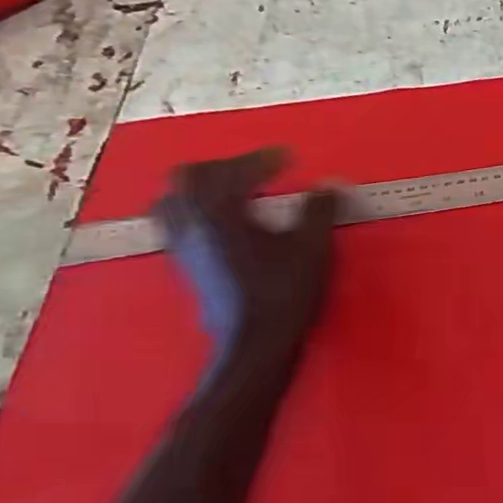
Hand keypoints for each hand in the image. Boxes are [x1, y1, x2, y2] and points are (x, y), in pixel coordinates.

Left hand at [153, 149, 339, 361]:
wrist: (254, 345)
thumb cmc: (284, 292)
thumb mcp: (311, 247)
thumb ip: (318, 210)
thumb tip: (328, 185)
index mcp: (221, 213)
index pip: (235, 171)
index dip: (264, 159)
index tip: (289, 157)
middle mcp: (192, 225)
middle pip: (189, 178)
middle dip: (225, 166)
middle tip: (258, 170)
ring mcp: (183, 248)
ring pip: (174, 201)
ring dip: (204, 187)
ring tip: (236, 191)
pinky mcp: (186, 267)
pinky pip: (178, 223)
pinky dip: (200, 210)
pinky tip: (228, 222)